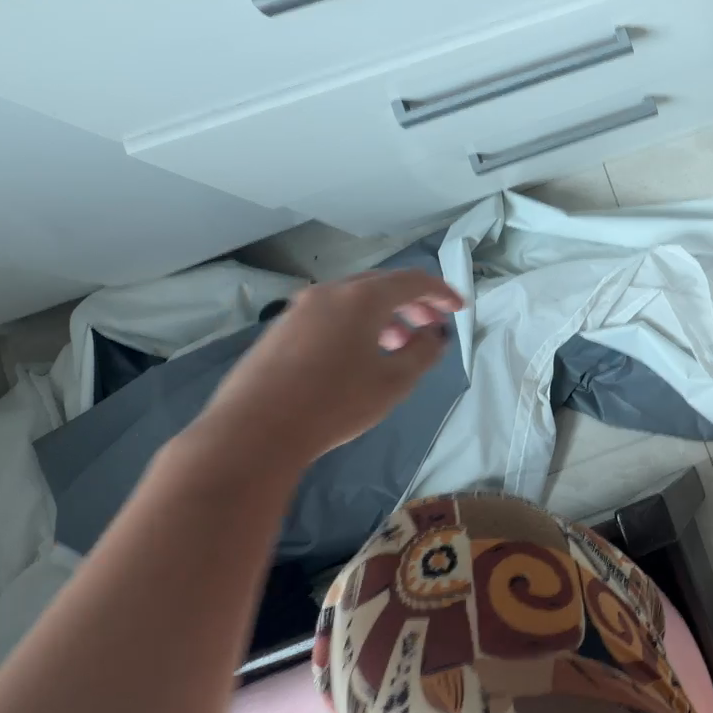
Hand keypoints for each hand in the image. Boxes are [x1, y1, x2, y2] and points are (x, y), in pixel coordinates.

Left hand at [192, 268, 464, 466]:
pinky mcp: (281, 330)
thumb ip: (423, 352)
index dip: (441, 292)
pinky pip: (331, 315)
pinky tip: (360, 356)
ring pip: (353, 301)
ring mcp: (299, 309)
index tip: (459, 308)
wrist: (254, 431)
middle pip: (381, 285)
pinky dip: (357, 325)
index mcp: (361, 298)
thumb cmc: (335, 403)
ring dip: (384, 316)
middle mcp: (329, 293)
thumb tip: (434, 334)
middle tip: (432, 325)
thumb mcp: (395, 381)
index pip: (412, 281)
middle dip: (413, 302)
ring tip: (399, 346)